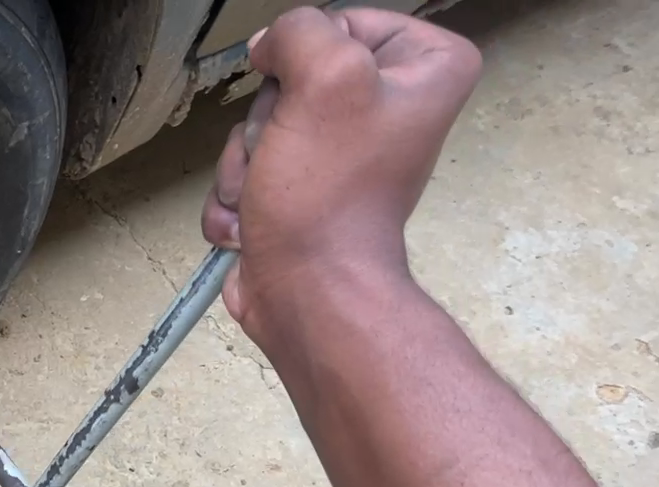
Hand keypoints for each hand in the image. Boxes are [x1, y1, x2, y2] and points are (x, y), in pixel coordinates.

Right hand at [202, 8, 481, 340]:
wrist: (305, 288)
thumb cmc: (324, 190)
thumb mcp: (324, 80)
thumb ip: (300, 32)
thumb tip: (268, 45)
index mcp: (424, 67)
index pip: (341, 25)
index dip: (301, 61)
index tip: (296, 101)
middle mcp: (383, 109)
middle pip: (289, 86)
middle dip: (264, 129)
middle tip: (276, 159)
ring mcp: (332, 160)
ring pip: (256, 136)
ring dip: (241, 172)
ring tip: (258, 202)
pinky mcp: (292, 199)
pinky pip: (243, 181)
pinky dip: (234, 205)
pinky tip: (247, 227)